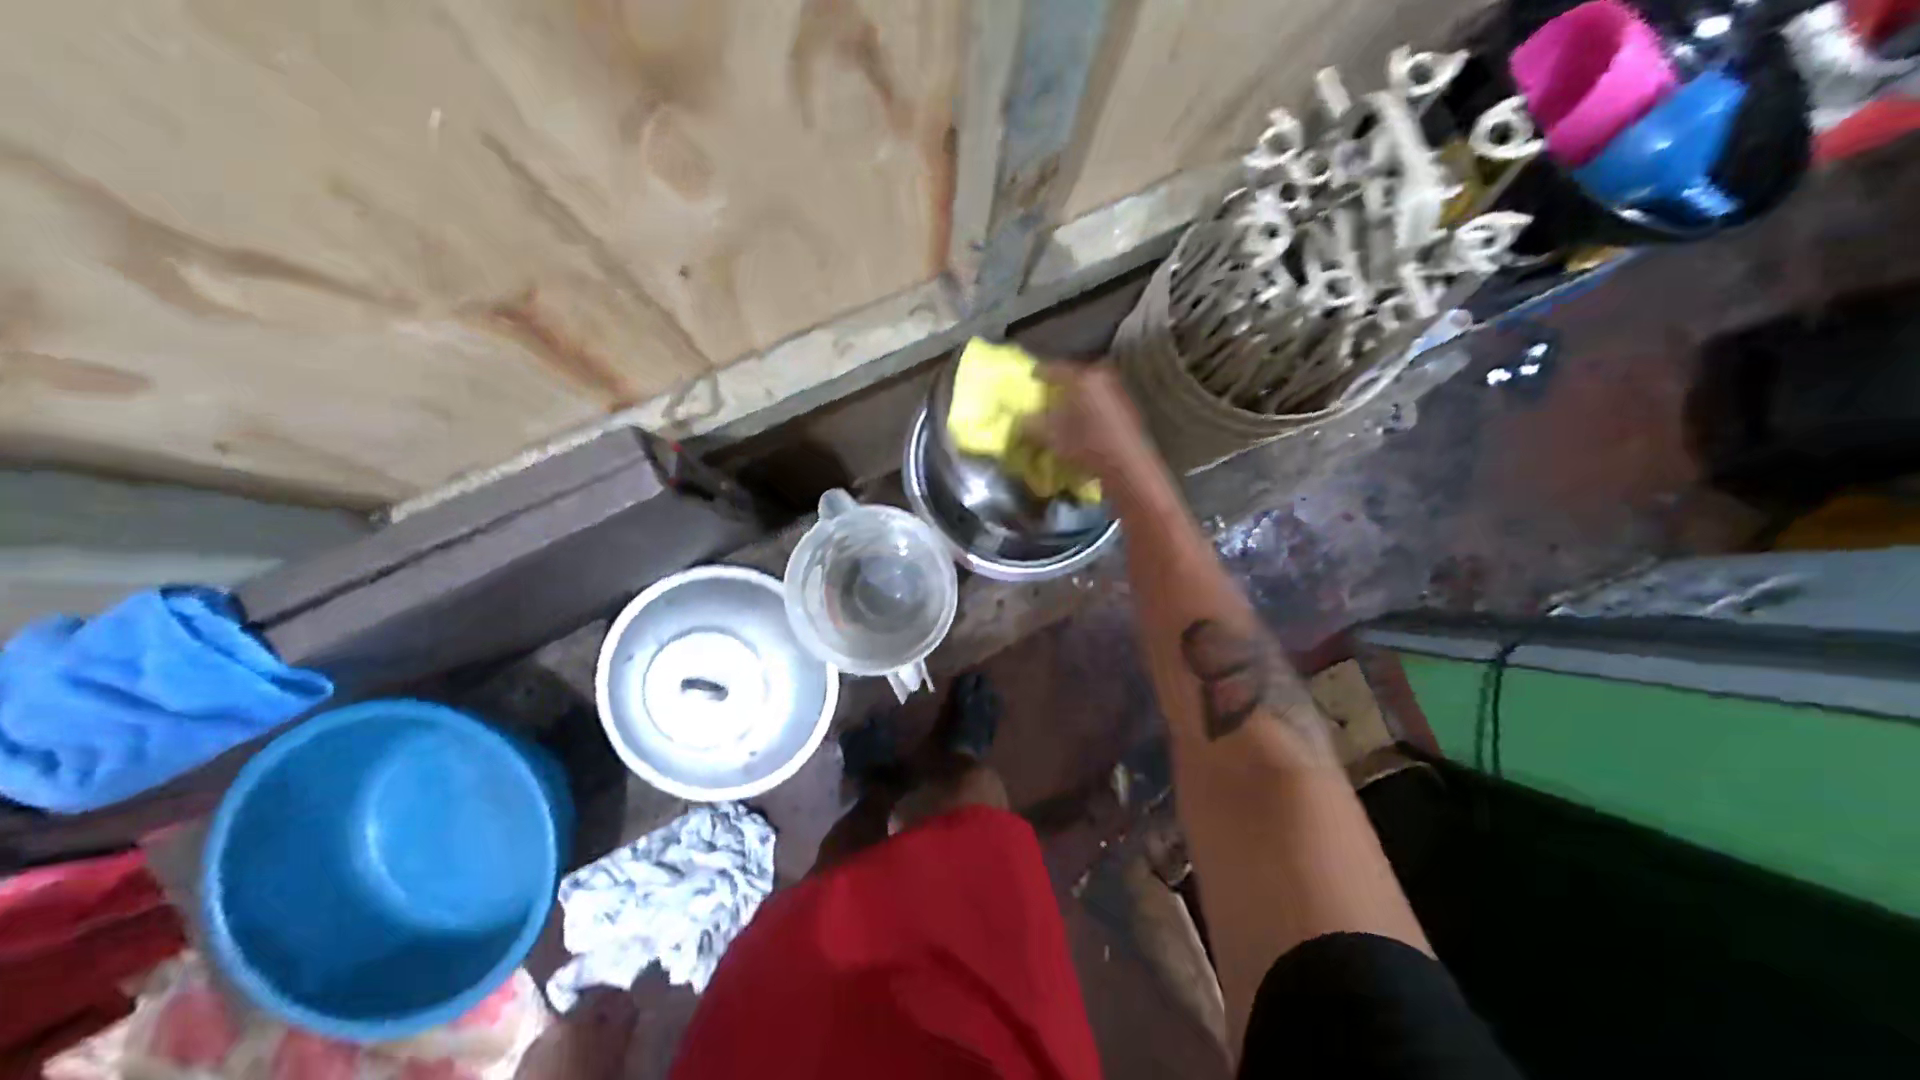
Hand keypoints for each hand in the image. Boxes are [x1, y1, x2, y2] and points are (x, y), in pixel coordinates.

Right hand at [1031, 361, 1160, 483]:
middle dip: (1060, 384)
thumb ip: (1031, 424)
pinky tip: (1083, 421)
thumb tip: (1021, 419)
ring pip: (1089, 388)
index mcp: (1080, 377)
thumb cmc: (1085, 446)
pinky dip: (1090, 406)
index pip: (1053, 368)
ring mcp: (1117, 391)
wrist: (1127, 465)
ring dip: (1077, 396)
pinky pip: (1101, 400)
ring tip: (1065, 409)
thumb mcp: (1050, 437)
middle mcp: (1101, 377)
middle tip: (1048, 392)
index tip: (1031, 377)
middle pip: (1074, 376)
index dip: (1039, 373)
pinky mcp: (1127, 407)